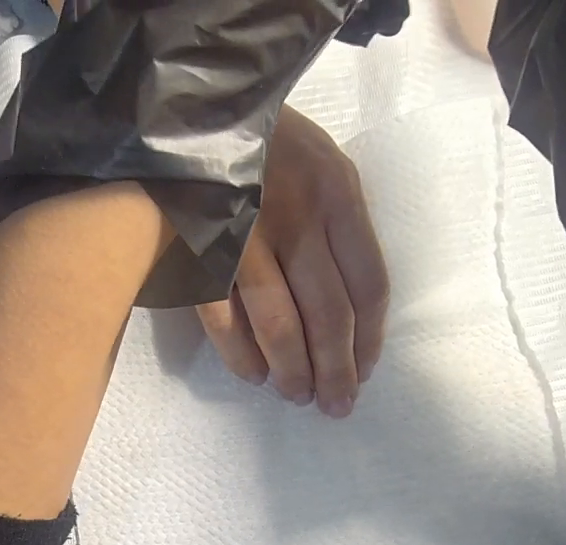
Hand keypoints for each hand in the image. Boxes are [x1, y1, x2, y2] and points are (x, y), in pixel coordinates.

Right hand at [198, 107, 388, 417]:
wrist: (196, 117)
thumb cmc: (268, 147)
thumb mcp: (322, 167)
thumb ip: (339, 228)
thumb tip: (349, 311)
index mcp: (337, 196)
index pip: (368, 285)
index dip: (370, 340)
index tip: (366, 372)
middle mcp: (298, 220)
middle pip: (329, 316)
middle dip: (336, 371)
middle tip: (336, 405)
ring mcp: (247, 240)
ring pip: (279, 326)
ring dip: (292, 372)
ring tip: (297, 397)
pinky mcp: (203, 257)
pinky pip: (224, 322)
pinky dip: (241, 357)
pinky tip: (255, 376)